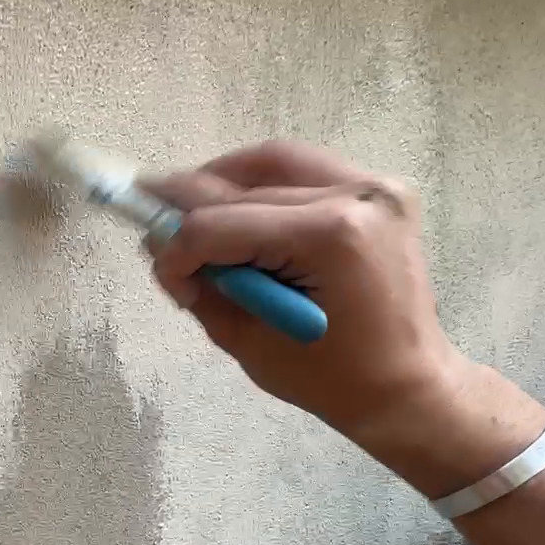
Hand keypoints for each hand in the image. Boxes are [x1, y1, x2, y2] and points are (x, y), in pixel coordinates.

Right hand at [143, 142, 544, 496]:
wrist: (402, 382)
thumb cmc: (324, 377)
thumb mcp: (245, 340)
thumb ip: (202, 288)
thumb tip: (161, 248)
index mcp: (327, 238)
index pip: (216, 225)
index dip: (174, 249)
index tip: (161, 275)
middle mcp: (356, 196)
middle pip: (239, 186)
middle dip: (184, 203)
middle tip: (142, 209)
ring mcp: (373, 187)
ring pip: (271, 162)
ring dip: (218, 180)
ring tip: (182, 203)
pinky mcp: (376, 191)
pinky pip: (301, 170)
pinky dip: (257, 183)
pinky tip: (231, 207)